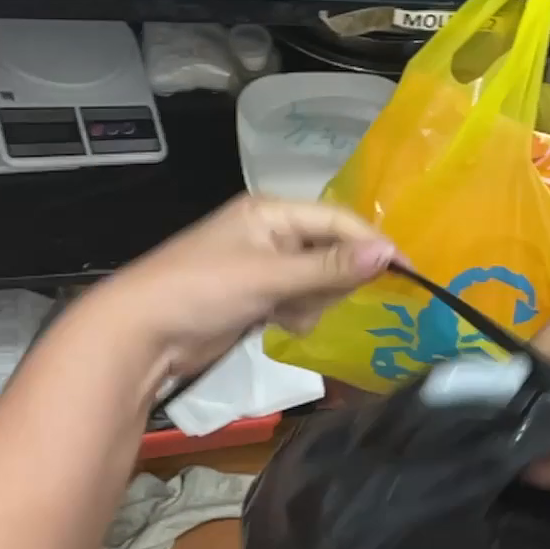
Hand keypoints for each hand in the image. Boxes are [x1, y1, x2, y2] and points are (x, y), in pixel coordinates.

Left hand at [81, 194, 394, 376]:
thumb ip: (331, 267)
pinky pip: (302, 300)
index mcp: (270, 212)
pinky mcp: (260, 296)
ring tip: (289, 314)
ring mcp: (265, 266)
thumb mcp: (270, 276)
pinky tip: (281, 323)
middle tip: (320, 300)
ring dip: (315, 301)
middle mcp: (271, 233)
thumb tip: (388, 254)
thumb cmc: (201, 291)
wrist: (141, 335)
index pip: (338, 221)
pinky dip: (300, 314)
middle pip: (332, 251)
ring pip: (320, 280)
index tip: (407, 270)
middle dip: (334, 279)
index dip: (372, 244)